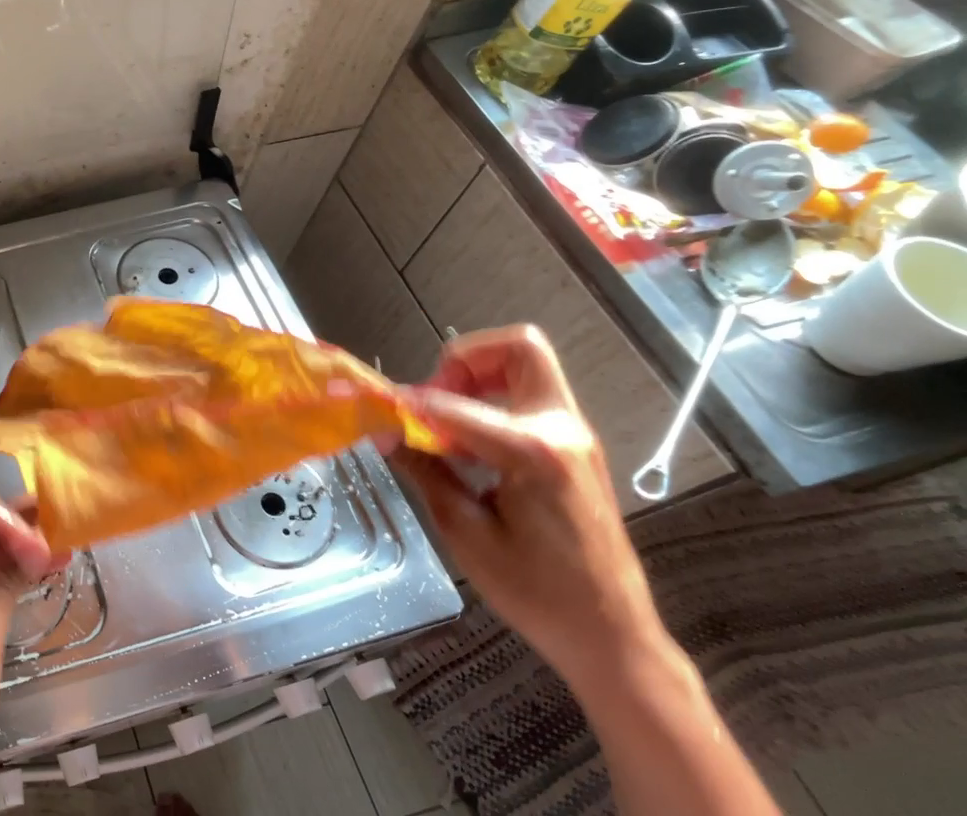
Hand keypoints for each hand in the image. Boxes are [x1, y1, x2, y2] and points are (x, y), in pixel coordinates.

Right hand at [388, 325, 667, 684]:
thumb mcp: (466, 533)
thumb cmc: (536, 592)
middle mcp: (562, 428)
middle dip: (463, 360)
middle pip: (517, 348)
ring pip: (526, 367)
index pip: (453, 406)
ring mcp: (575, 435)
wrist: (611, 633)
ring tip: (442, 425)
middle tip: (431, 400)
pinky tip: (466, 447)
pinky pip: (530, 398)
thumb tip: (384, 432)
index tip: (370, 404)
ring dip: (477, 379)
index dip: (404, 403)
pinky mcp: (574, 448)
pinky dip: (491, 403)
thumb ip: (426, 470)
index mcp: (535, 451)